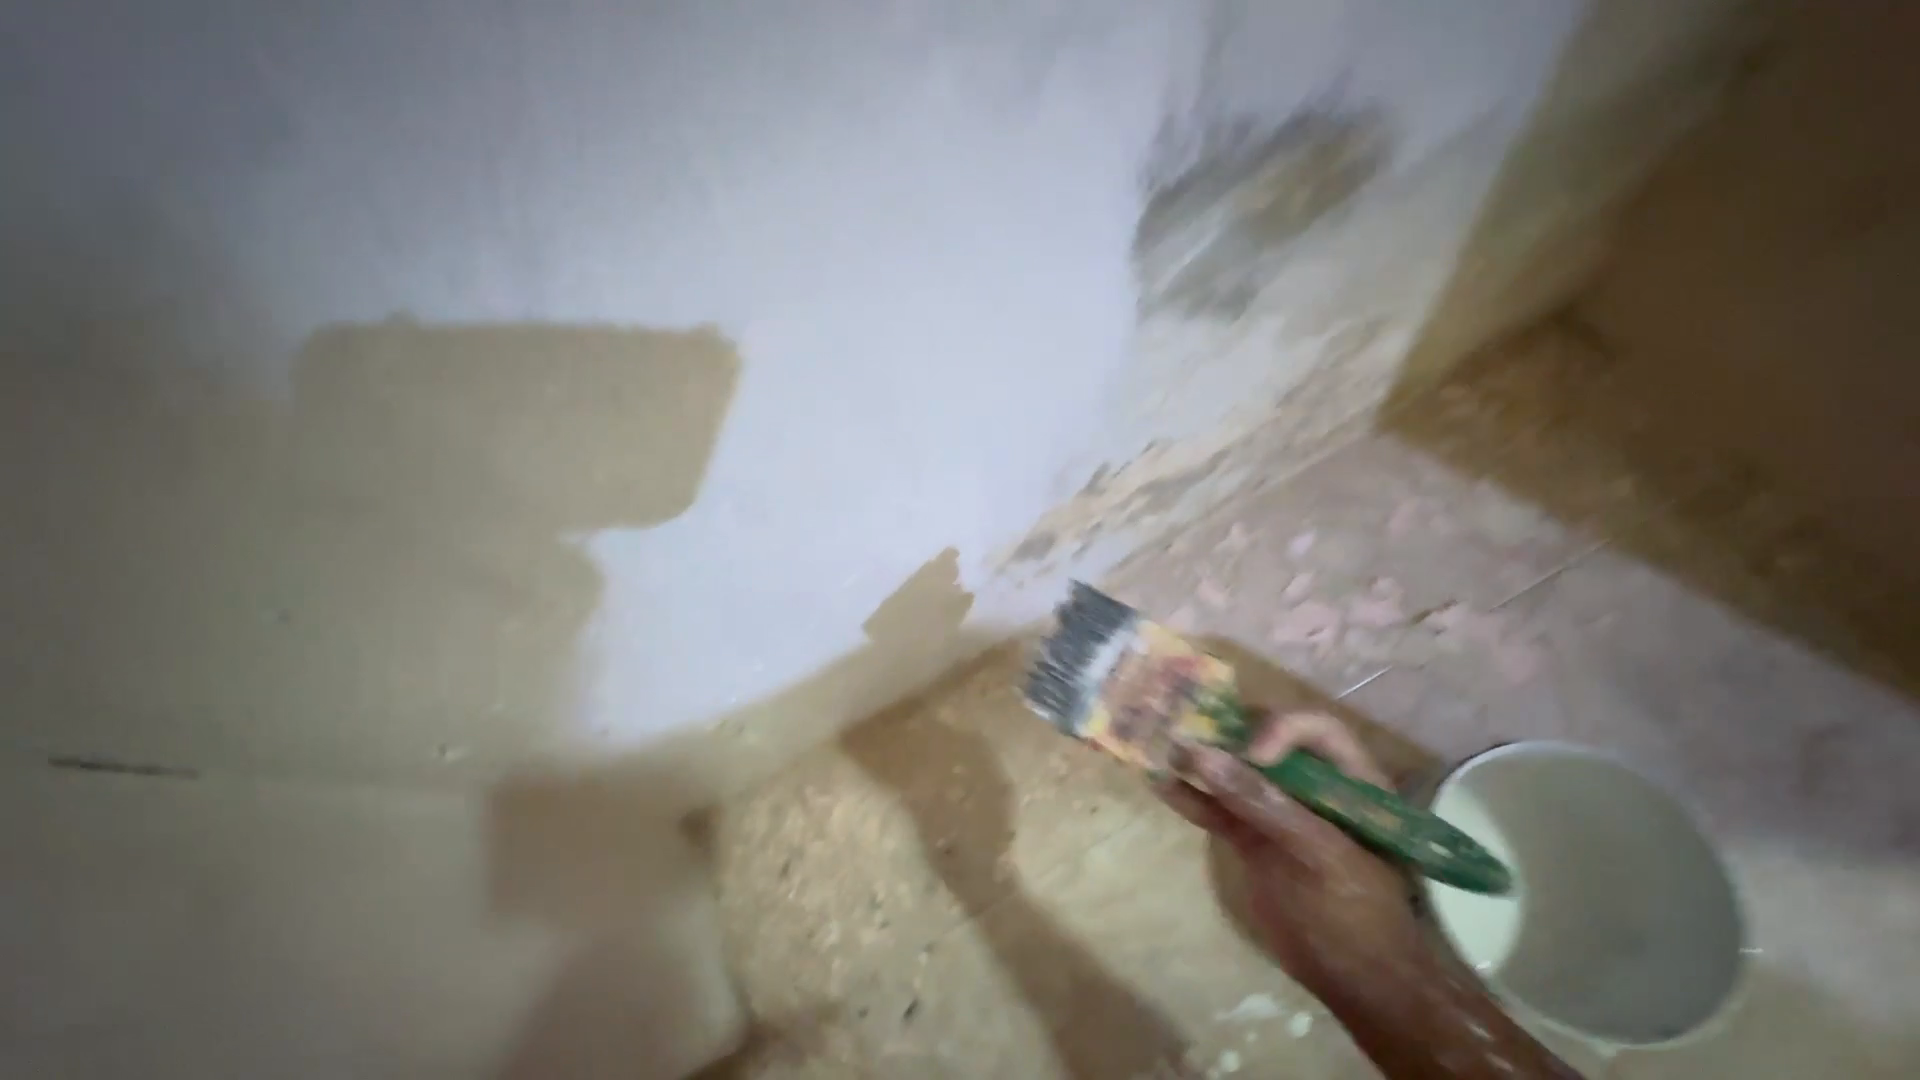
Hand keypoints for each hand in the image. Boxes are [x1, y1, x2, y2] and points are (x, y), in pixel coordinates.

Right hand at [1157, 712, 1426, 999]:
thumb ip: (1265, 805)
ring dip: (1199, 759)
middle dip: (1227, 732)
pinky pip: (1217, 810)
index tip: (1251, 753)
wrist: (1358, 984)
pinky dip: (1191, 797)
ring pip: (1235, 772)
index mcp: (1350, 780)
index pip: (1315, 730)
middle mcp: (1312, 786)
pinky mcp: (1251, 839)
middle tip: (1188, 729)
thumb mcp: (1321, 855)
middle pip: (1266, 740)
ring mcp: (1278, 812)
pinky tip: (1160, 784)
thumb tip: (1203, 756)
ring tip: (1161, 745)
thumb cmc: (1359, 915)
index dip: (1281, 729)